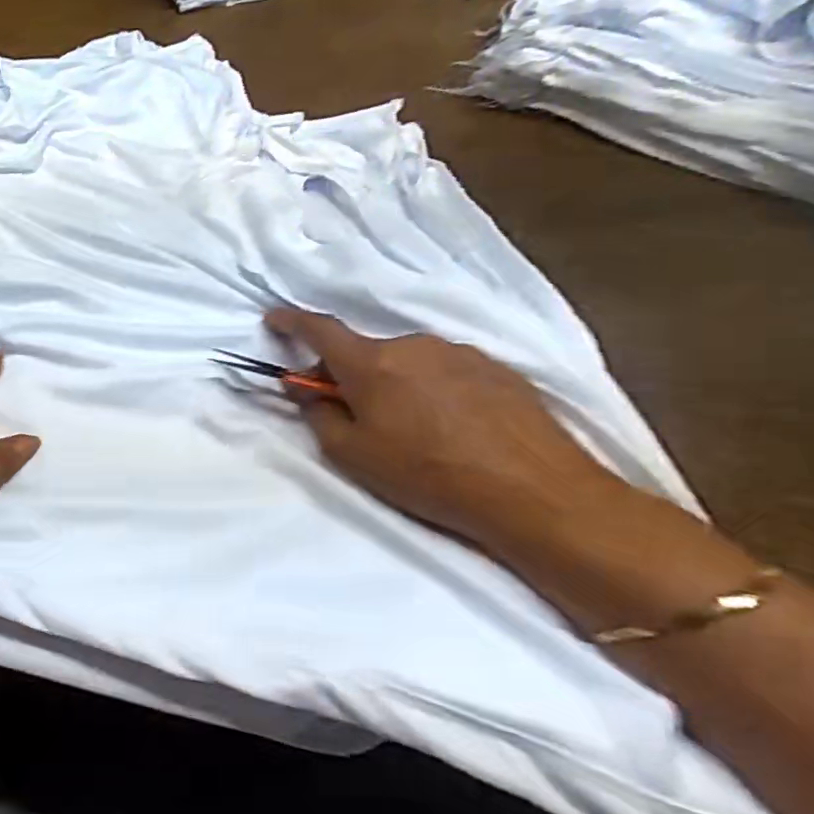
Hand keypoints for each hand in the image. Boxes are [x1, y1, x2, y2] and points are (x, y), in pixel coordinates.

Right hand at [265, 308, 631, 550]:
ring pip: (409, 361)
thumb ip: (320, 417)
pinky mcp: (499, 369)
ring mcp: (460, 352)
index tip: (274, 319)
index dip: (291, 321)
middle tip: (355, 411)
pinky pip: (448, 371)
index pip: (319, 329)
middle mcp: (412, 345)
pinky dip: (437, 389)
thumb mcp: (355, 457)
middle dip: (351, 374)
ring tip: (415, 427)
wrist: (539, 495)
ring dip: (397, 382)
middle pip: (366, 351)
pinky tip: (454, 426)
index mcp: (370, 363)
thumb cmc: (430, 476)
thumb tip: (311, 392)